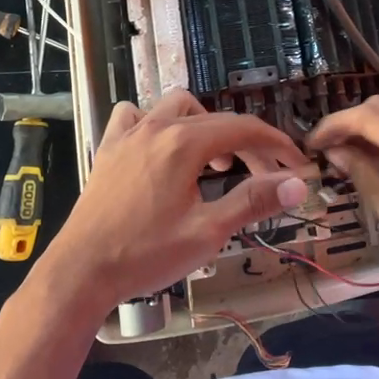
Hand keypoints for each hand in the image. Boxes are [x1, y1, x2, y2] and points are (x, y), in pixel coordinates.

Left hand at [35, 89, 308, 314]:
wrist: (80, 271)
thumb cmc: (146, 253)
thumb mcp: (207, 231)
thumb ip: (253, 201)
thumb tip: (297, 183)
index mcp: (184, 143)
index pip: (243, 128)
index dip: (275, 143)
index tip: (296, 163)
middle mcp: (158, 127)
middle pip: (215, 120)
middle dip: (247, 142)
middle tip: (264, 175)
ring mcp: (128, 134)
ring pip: (175, 107)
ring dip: (202, 124)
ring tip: (214, 160)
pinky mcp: (108, 149)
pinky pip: (134, 116)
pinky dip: (154, 123)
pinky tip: (160, 147)